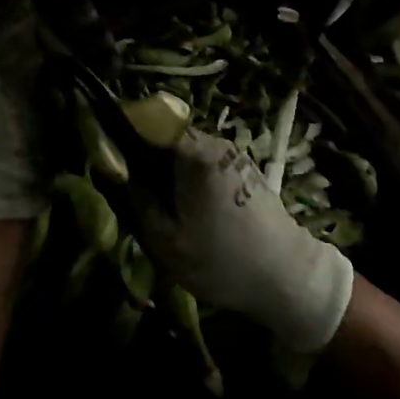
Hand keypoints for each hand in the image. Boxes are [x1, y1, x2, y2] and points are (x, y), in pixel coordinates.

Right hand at [135, 130, 354, 352]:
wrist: (290, 279)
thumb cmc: (223, 262)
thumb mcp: (166, 241)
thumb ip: (137, 199)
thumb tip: (115, 170)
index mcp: (195, 153)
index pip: (147, 119)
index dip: (122, 129)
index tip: (109, 155)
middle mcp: (215, 142)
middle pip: (164, 133)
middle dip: (142, 153)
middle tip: (129, 188)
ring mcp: (231, 153)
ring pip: (182, 148)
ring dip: (164, 167)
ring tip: (156, 201)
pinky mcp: (241, 167)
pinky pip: (201, 160)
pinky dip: (185, 174)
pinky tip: (184, 206)